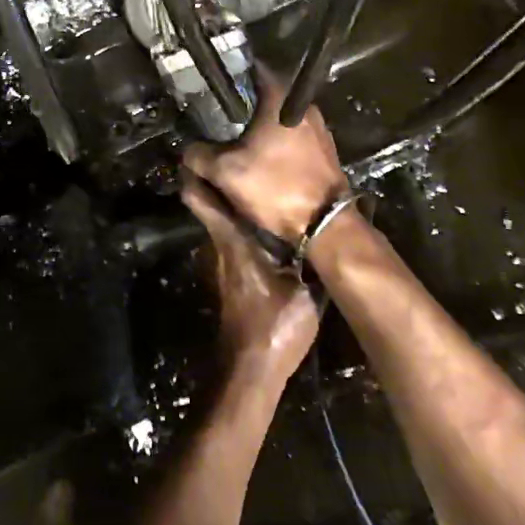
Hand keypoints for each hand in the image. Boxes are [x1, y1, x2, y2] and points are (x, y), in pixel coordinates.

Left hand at [181, 175, 318, 379]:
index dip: (196, 174)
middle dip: (224, 186)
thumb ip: (310, 255)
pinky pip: (229, 246)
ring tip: (263, 196)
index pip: (201, 198)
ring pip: (221, 227)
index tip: (204, 154)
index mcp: (232, 240)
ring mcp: (217, 266)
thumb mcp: (305, 287)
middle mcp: (217, 247)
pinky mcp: (225, 282)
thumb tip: (328, 230)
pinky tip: (265, 235)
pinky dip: (240, 234)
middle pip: (211, 207)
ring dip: (234, 210)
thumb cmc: (277, 323)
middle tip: (249, 168)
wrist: (251, 371)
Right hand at [182, 73, 348, 243]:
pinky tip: (261, 161)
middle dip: (242, 107)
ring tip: (236, 143)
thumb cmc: (276, 188)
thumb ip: (199, 156)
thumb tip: (188, 150)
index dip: (231, 75)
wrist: (326, 225)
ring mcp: (318, 128)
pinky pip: (292, 137)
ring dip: (260, 128)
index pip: (254, 69)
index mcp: (283, 99)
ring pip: (280, 119)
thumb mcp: (226, 173)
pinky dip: (276, 144)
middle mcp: (304, 106)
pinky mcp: (324, 150)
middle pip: (266, 96)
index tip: (213, 87)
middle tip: (218, 119)